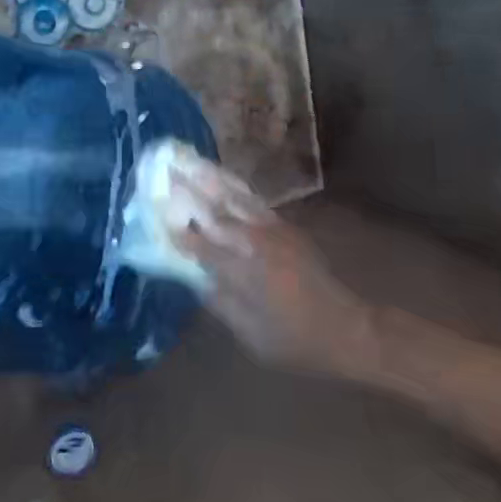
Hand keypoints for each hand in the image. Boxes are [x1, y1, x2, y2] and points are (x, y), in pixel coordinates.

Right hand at [170, 155, 377, 376]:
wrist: (346, 328)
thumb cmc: (294, 340)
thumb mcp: (250, 335)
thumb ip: (220, 302)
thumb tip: (194, 277)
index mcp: (244, 271)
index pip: (201, 245)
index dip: (177, 230)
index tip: (154, 213)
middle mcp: (256, 243)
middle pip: (215, 210)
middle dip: (188, 190)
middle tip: (165, 169)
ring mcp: (272, 229)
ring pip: (234, 197)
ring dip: (209, 178)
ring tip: (187, 160)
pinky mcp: (284, 226)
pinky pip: (251, 199)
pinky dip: (232, 185)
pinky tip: (219, 175)